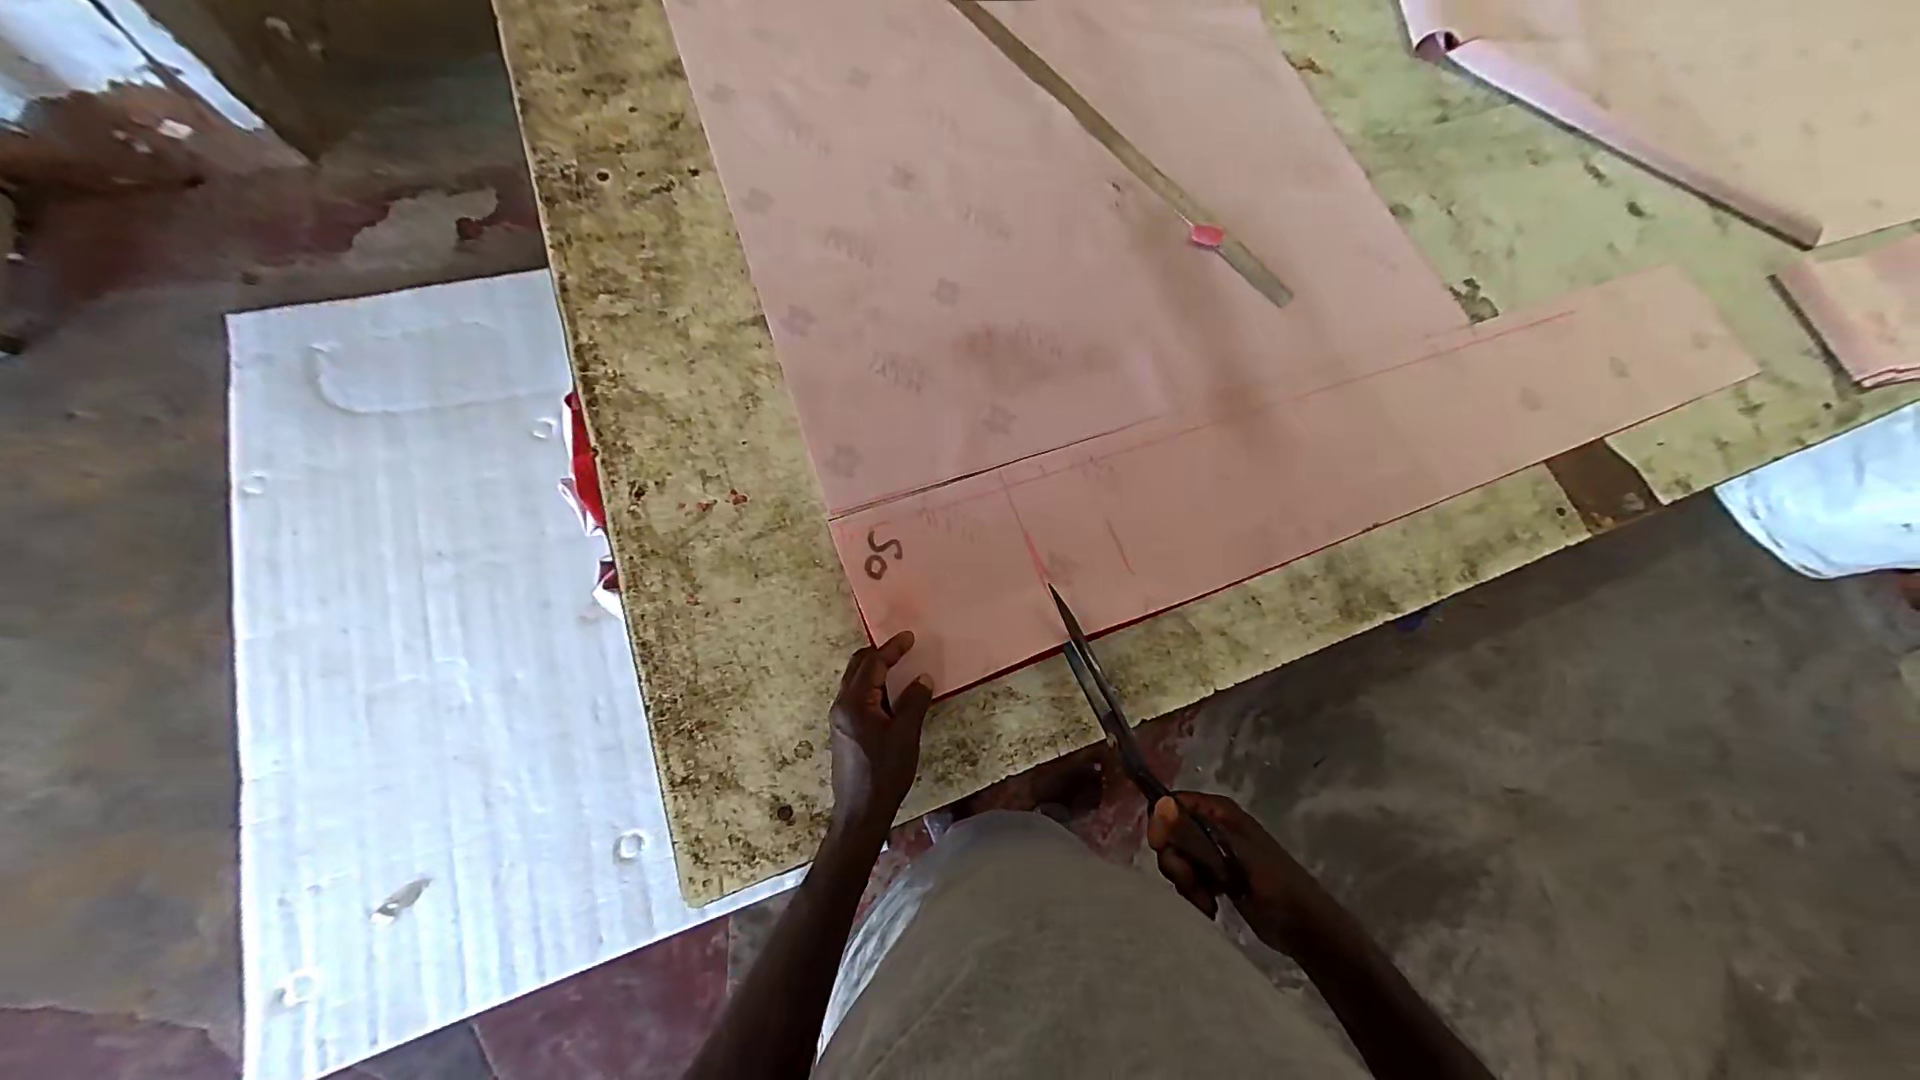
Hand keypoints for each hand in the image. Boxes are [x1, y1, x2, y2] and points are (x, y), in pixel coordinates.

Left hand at [829, 632, 933, 835]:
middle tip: (903, 648)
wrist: (861, 811)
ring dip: (875, 670)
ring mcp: (839, 719)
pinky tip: (889, 695)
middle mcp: (841, 705)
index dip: (892, 649)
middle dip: (880, 654)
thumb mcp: (906, 734)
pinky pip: (857, 696)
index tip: (909, 637)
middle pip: (858, 667)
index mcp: (854, 703)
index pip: (873, 664)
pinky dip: (873, 686)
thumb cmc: (884, 772)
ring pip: (856, 681)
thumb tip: (922, 678)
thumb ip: (914, 702)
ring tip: (899, 667)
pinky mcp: (843, 730)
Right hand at [1149, 792, 1344, 956]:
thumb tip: (1160, 803)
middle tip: (1191, 881)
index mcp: (1218, 810)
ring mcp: (1214, 851)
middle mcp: (1213, 825)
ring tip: (1206, 899)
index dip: (1161, 824)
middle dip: (1175, 860)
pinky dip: (1193, 892)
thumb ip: (1193, 834)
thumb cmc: (1274, 885)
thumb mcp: (1231, 857)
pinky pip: (1188, 876)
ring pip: (1177, 857)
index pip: (1172, 803)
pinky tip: (1210, 906)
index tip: (1162, 848)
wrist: (1306, 929)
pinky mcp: (1216, 875)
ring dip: (1185, 881)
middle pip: (1170, 833)